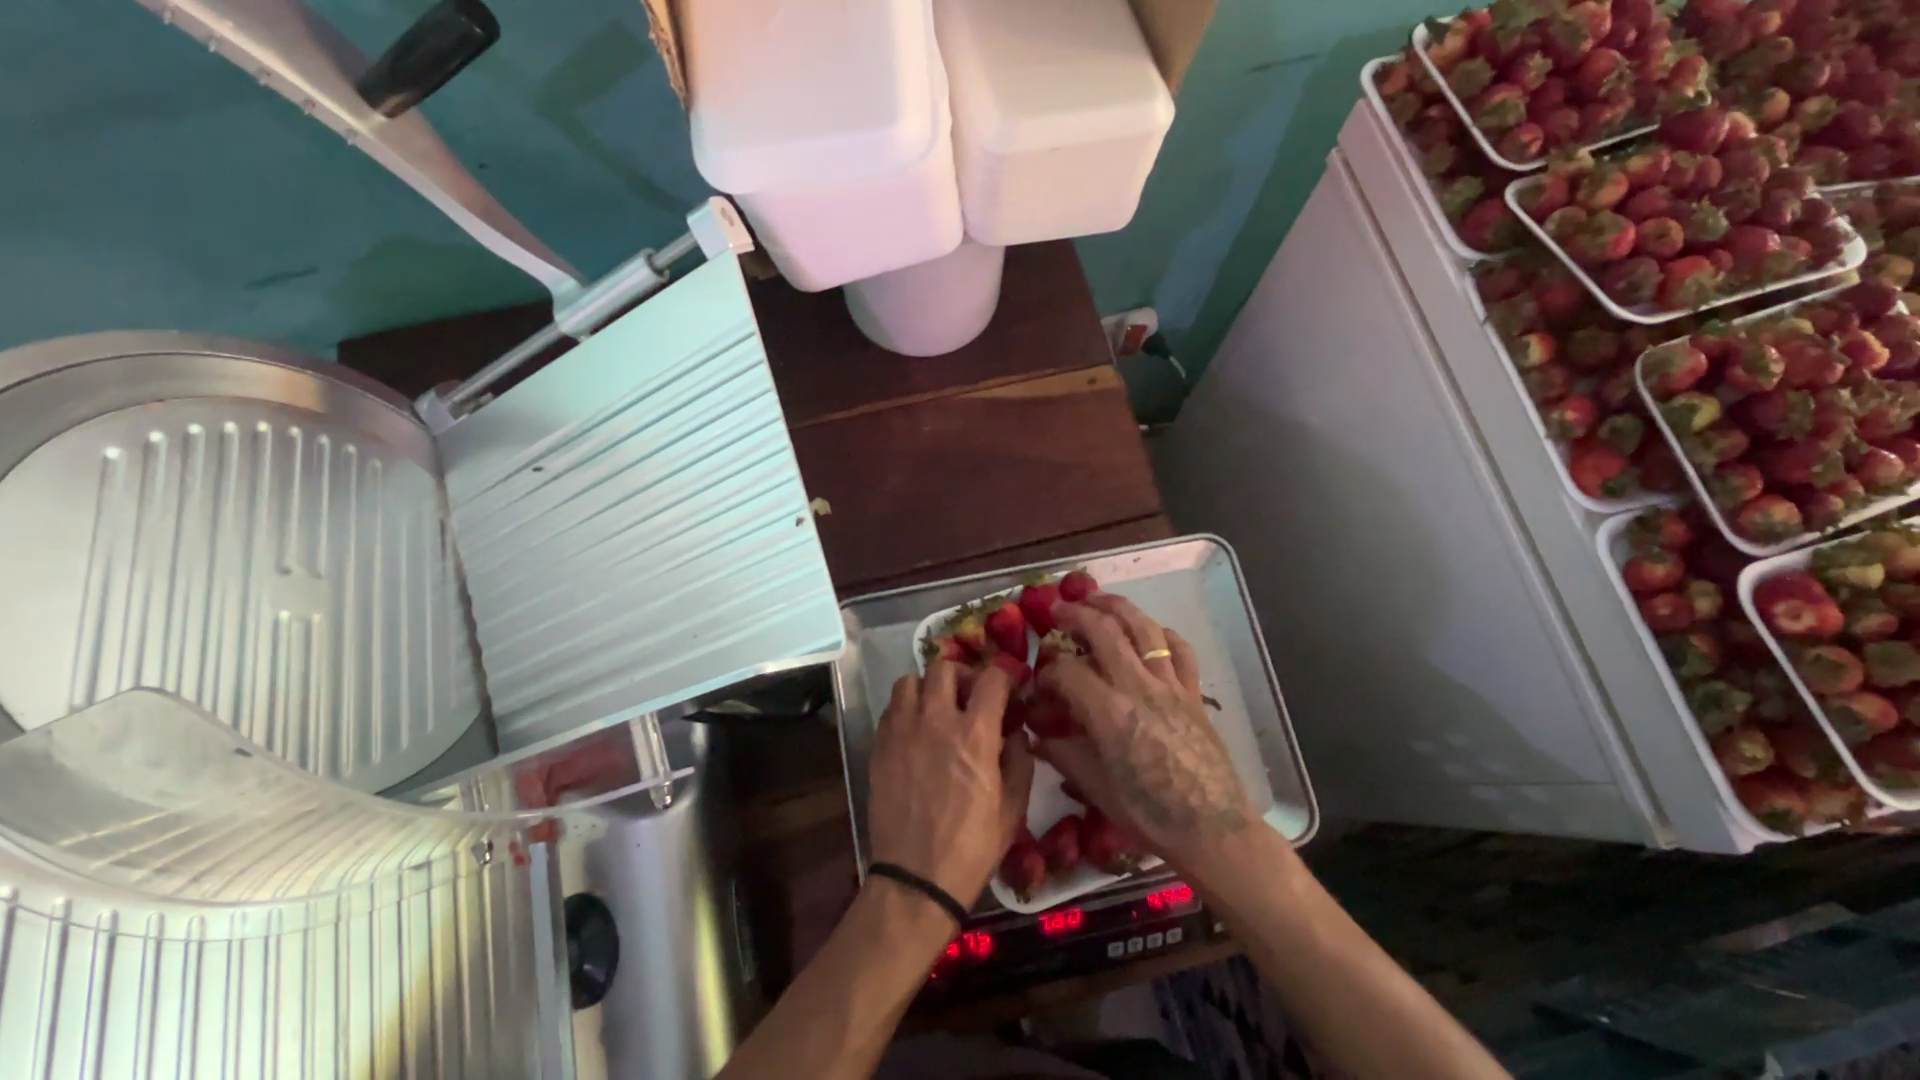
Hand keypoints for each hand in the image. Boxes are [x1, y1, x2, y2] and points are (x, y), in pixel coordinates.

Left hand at [868, 660, 1035, 908]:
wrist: (917, 877)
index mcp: (975, 734)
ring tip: (937, 708)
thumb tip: (1016, 733)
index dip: (1005, 674)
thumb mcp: (1014, 807)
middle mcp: (936, 721)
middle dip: (963, 674)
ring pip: (909, 681)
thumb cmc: (973, 846)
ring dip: (927, 687)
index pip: (992, 678)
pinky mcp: (879, 747)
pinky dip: (906, 708)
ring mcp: (902, 732)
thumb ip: (1019, 760)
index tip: (1010, 686)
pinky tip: (916, 731)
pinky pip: (890, 709)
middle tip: (971, 695)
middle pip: (944, 668)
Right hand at [1037, 593, 1259, 875]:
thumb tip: (1038, 734)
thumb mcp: (1097, 789)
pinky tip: (1150, 631)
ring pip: (1144, 629)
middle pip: (1104, 632)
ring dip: (1117, 607)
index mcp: (1109, 713)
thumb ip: (1065, 754)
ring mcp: (1171, 686)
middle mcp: (1139, 688)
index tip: (1038, 685)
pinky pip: (1180, 650)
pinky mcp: (1193, 694)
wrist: (1212, 828)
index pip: (1067, 672)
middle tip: (1057, 609)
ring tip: (1098, 600)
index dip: (1046, 673)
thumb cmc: (1150, 815)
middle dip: (1076, 615)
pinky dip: (1162, 633)